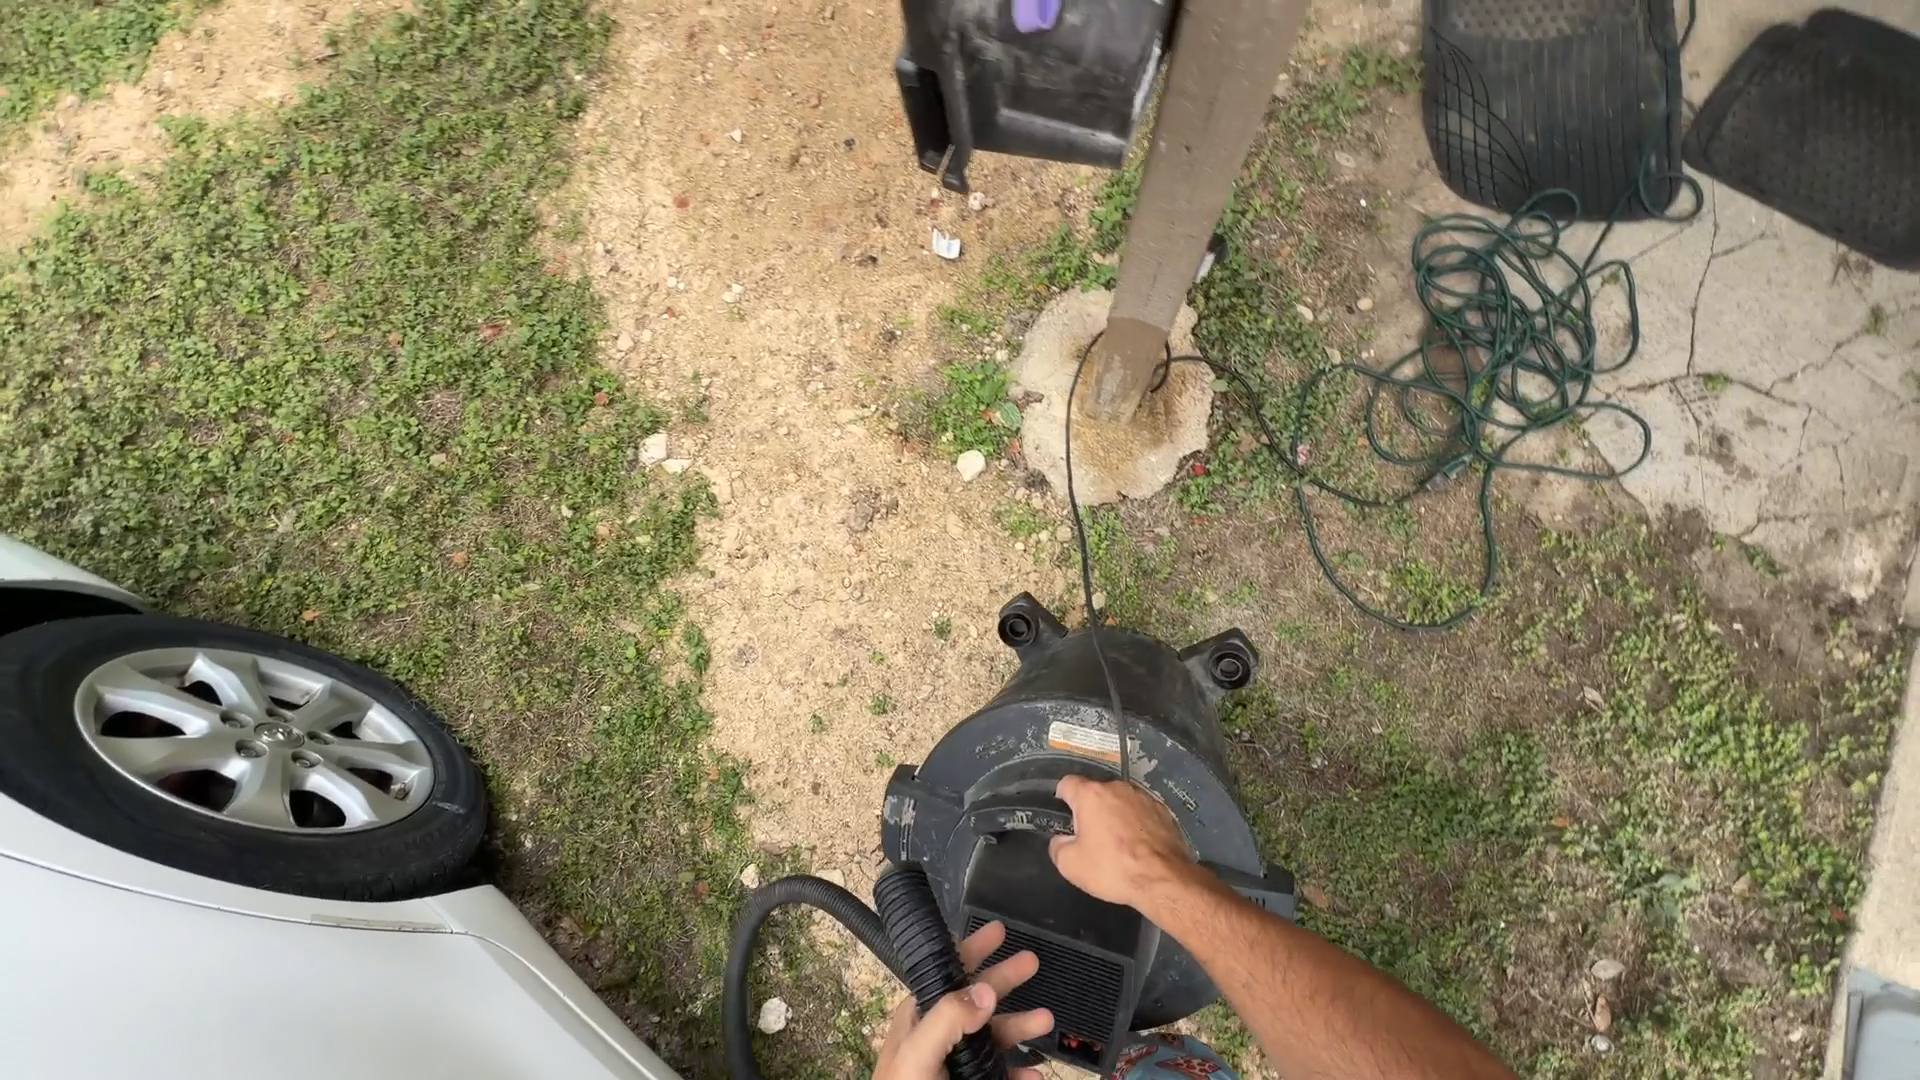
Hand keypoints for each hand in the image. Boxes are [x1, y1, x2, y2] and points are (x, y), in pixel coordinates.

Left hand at [873, 920, 1052, 1079]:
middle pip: (978, 999)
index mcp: (921, 1017)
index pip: (949, 973)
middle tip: (1034, 962)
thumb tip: (985, 989)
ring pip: (994, 1038)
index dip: (973, 949)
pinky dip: (1019, 1075)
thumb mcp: (918, 1057)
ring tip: (1047, 1022)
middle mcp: (940, 1037)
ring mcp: (956, 1067)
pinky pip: (1000, 1077)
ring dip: (1020, 1027)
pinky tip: (1036, 1077)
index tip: (1000, 931)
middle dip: (1005, 981)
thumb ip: (949, 1020)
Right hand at [1048, 774, 1199, 910]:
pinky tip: (1139, 846)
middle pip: (1095, 793)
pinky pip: (1140, 812)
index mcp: (1091, 795)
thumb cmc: (1114, 868)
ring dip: (1115, 816)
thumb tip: (1060, 840)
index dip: (1061, 798)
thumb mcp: (1071, 865)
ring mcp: (1142, 797)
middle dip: (1090, 811)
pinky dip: (1136, 823)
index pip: (1067, 783)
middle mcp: (1117, 788)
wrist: (1164, 880)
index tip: (1064, 816)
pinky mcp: (1162, 810)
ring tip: (1119, 845)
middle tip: (1091, 838)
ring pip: (1119, 802)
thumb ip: (1057, 847)